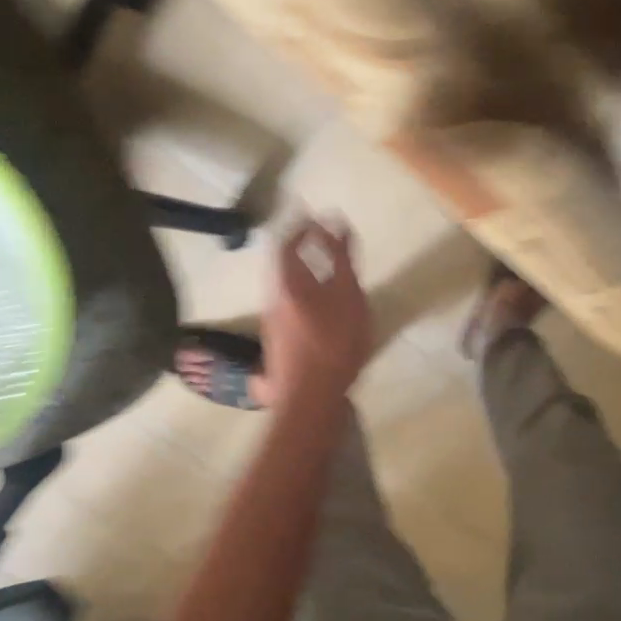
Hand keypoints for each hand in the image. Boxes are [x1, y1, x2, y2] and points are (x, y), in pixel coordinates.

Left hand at [263, 216, 371, 401]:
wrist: (310, 400)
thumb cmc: (334, 343)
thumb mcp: (347, 294)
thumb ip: (342, 258)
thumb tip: (337, 223)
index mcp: (288, 282)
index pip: (287, 242)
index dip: (302, 227)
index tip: (320, 220)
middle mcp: (273, 299)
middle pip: (284, 267)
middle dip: (303, 252)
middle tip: (326, 245)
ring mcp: (273, 325)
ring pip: (286, 291)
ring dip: (305, 278)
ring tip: (329, 280)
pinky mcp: (278, 345)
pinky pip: (290, 310)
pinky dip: (306, 300)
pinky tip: (323, 314)